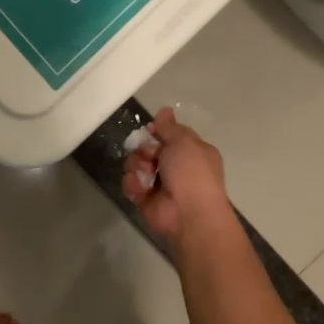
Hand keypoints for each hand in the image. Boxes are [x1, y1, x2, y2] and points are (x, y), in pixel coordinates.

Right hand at [122, 107, 234, 245]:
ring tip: (146, 175)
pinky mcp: (144, 198)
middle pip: (148, 148)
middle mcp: (175, 166)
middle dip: (144, 150)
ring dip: (137, 167)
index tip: (150, 130)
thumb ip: (169, 127)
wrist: (188, 213)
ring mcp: (159, 183)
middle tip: (150, 156)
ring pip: (135, 164)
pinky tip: (142, 189)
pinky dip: (133, 184)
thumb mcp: (184, 142)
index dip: (158, 131)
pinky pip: (130, 183)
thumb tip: (164, 109)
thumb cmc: (192, 173)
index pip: (170, 135)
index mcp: (192, 151)